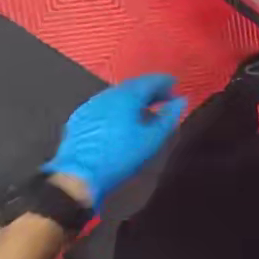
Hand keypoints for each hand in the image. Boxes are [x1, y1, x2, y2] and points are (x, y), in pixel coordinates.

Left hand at [41, 74, 187, 206]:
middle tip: (164, 98)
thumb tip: (181, 100)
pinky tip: (123, 120)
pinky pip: (105, 105)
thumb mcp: (152, 138)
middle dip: (150, 90)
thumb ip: (169, 117)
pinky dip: (119, 107)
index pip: (150, 81)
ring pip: (118, 95)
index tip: (176, 86)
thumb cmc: (121, 156)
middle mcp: (108, 95)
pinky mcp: (80, 118)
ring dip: (134, 99)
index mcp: (126, 96)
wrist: (77, 177)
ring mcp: (91, 106)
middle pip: (133, 85)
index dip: (165, 82)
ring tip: (146, 110)